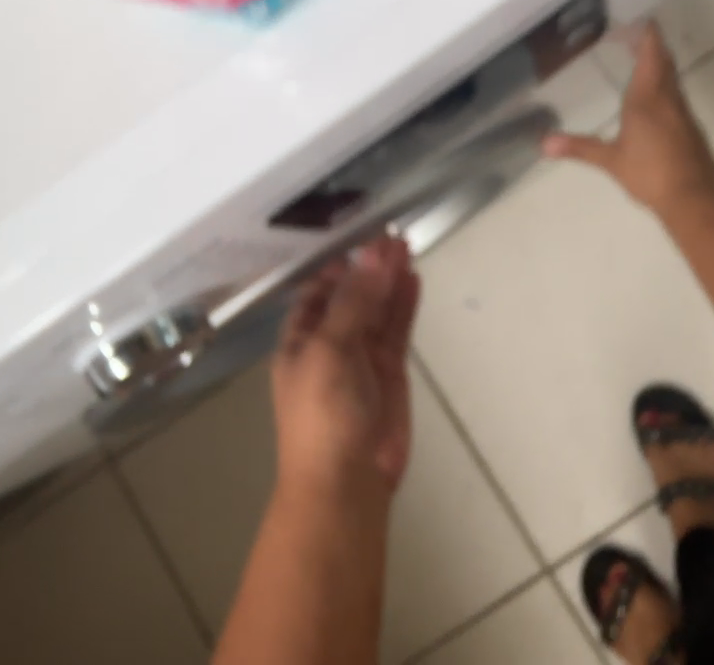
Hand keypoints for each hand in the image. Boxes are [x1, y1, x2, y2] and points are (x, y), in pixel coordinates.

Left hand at [271, 237, 421, 510]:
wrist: (347, 480)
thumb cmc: (323, 414)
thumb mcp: (331, 349)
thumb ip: (356, 300)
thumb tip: (375, 252)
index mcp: (300, 338)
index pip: (318, 289)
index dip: (338, 263)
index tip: (362, 233)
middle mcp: (330, 342)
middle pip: (352, 294)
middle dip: (369, 266)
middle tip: (393, 234)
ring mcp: (361, 356)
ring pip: (377, 308)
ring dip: (389, 279)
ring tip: (407, 246)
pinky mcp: (389, 370)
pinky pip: (396, 329)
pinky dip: (405, 304)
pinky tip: (413, 280)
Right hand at [544, 23, 713, 217]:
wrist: (693, 199)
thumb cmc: (650, 174)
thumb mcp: (610, 161)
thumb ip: (579, 148)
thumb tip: (543, 143)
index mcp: (647, 99)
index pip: (651, 55)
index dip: (648, 35)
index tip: (641, 20)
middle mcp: (669, 100)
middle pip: (664, 63)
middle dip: (652, 47)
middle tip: (636, 36)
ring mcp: (684, 114)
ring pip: (672, 81)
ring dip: (659, 67)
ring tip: (643, 63)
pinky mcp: (692, 130)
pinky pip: (677, 99)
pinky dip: (665, 90)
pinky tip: (656, 104)